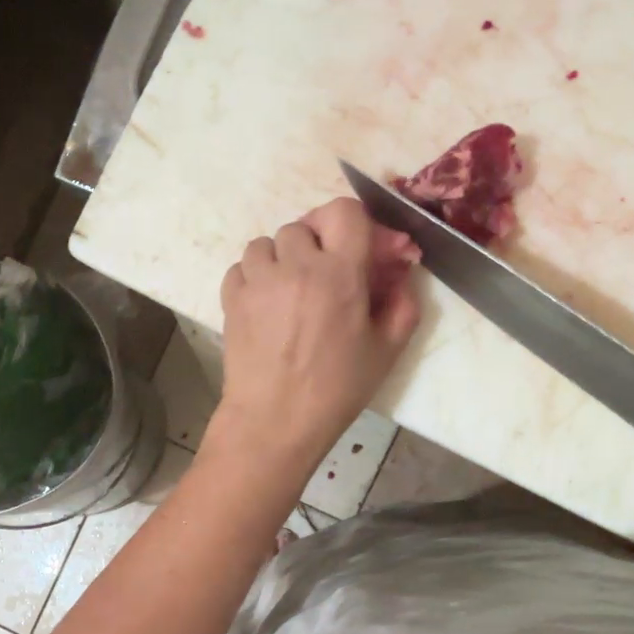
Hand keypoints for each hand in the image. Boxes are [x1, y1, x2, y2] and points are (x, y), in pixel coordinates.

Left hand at [209, 197, 422, 469]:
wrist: (274, 422)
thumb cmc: (334, 391)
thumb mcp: (385, 352)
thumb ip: (402, 305)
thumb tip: (399, 274)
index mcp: (339, 274)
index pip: (345, 210)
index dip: (355, 224)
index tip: (361, 250)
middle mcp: (296, 266)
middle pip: (305, 225)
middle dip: (319, 245)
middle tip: (327, 277)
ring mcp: (258, 281)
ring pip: (268, 243)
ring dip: (283, 259)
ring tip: (292, 290)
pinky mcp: (231, 299)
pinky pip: (242, 267)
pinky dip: (255, 277)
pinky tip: (266, 303)